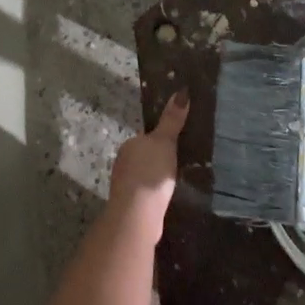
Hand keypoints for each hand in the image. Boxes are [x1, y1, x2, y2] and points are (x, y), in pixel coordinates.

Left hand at [109, 91, 188, 231]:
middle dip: (157, 159)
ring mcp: (123, 184)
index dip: (160, 140)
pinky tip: (164, 200)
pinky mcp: (129, 204)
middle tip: (179, 164)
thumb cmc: (151, 172)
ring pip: (143, 175)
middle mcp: (122, 161)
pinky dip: (153, 194)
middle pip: (144, 156)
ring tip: (174, 182)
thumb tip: (181, 91)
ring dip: (154, 178)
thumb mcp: (165, 142)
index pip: (146, 137)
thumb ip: (172, 120)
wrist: (137, 213)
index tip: (175, 145)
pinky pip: (144, 193)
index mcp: (130, 144)